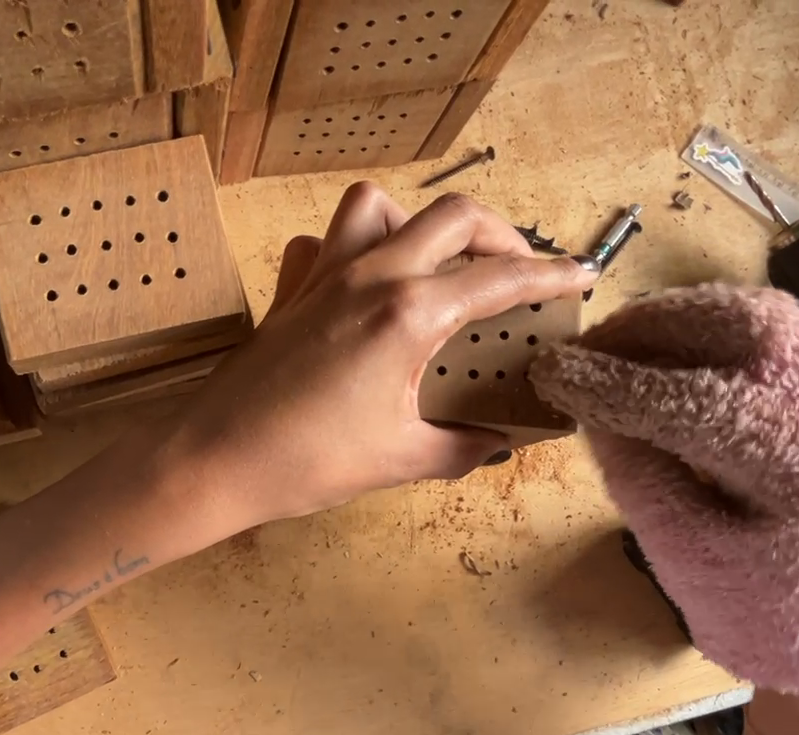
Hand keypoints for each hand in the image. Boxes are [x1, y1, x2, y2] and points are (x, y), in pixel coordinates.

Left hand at [159, 183, 596, 529]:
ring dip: (417, 221)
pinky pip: (320, 243)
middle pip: (452, 216)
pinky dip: (348, 247)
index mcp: (407, 314)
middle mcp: (368, 277)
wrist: (217, 463)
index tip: (581, 277)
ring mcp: (320, 277)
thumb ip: (462, 448)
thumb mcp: (401, 460)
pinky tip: (359, 282)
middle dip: (499, 234)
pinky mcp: (286, 292)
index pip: (499, 278)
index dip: (551, 276)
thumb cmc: (308, 463)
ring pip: (378, 206)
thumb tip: (498, 442)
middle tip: (517, 270)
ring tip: (434, 262)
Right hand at [529, 285, 798, 693]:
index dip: (611, 385)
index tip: (548, 372)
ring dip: (676, 320)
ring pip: (759, 316)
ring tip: (613, 345)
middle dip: (648, 328)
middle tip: (581, 349)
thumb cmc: (762, 607)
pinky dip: (705, 330)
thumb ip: (638, 478)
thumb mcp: (685, 556)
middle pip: (742, 328)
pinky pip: (770, 333)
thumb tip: (593, 413)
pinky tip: (658, 352)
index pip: (693, 404)